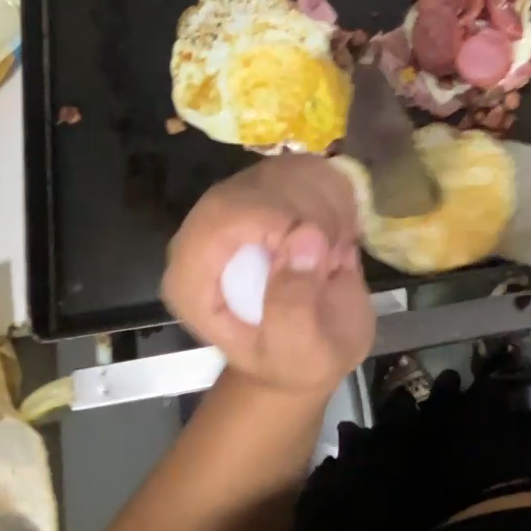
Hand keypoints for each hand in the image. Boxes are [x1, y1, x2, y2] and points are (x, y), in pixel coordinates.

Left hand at [163, 155, 374, 398]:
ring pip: (286, 171)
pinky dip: (336, 195)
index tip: (320, 252)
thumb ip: (293, 304)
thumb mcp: (298, 352)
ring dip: (329, 207)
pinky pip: (307, 168)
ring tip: (334, 252)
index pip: (222, 217)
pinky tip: (337, 232)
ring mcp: (239, 206)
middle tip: (334, 257)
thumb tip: (308, 237)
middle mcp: (205, 234)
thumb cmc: (298, 363)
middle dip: (313, 215)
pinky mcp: (270, 192)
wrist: (315, 352)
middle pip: (258, 186)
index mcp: (193, 277)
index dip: (277, 219)